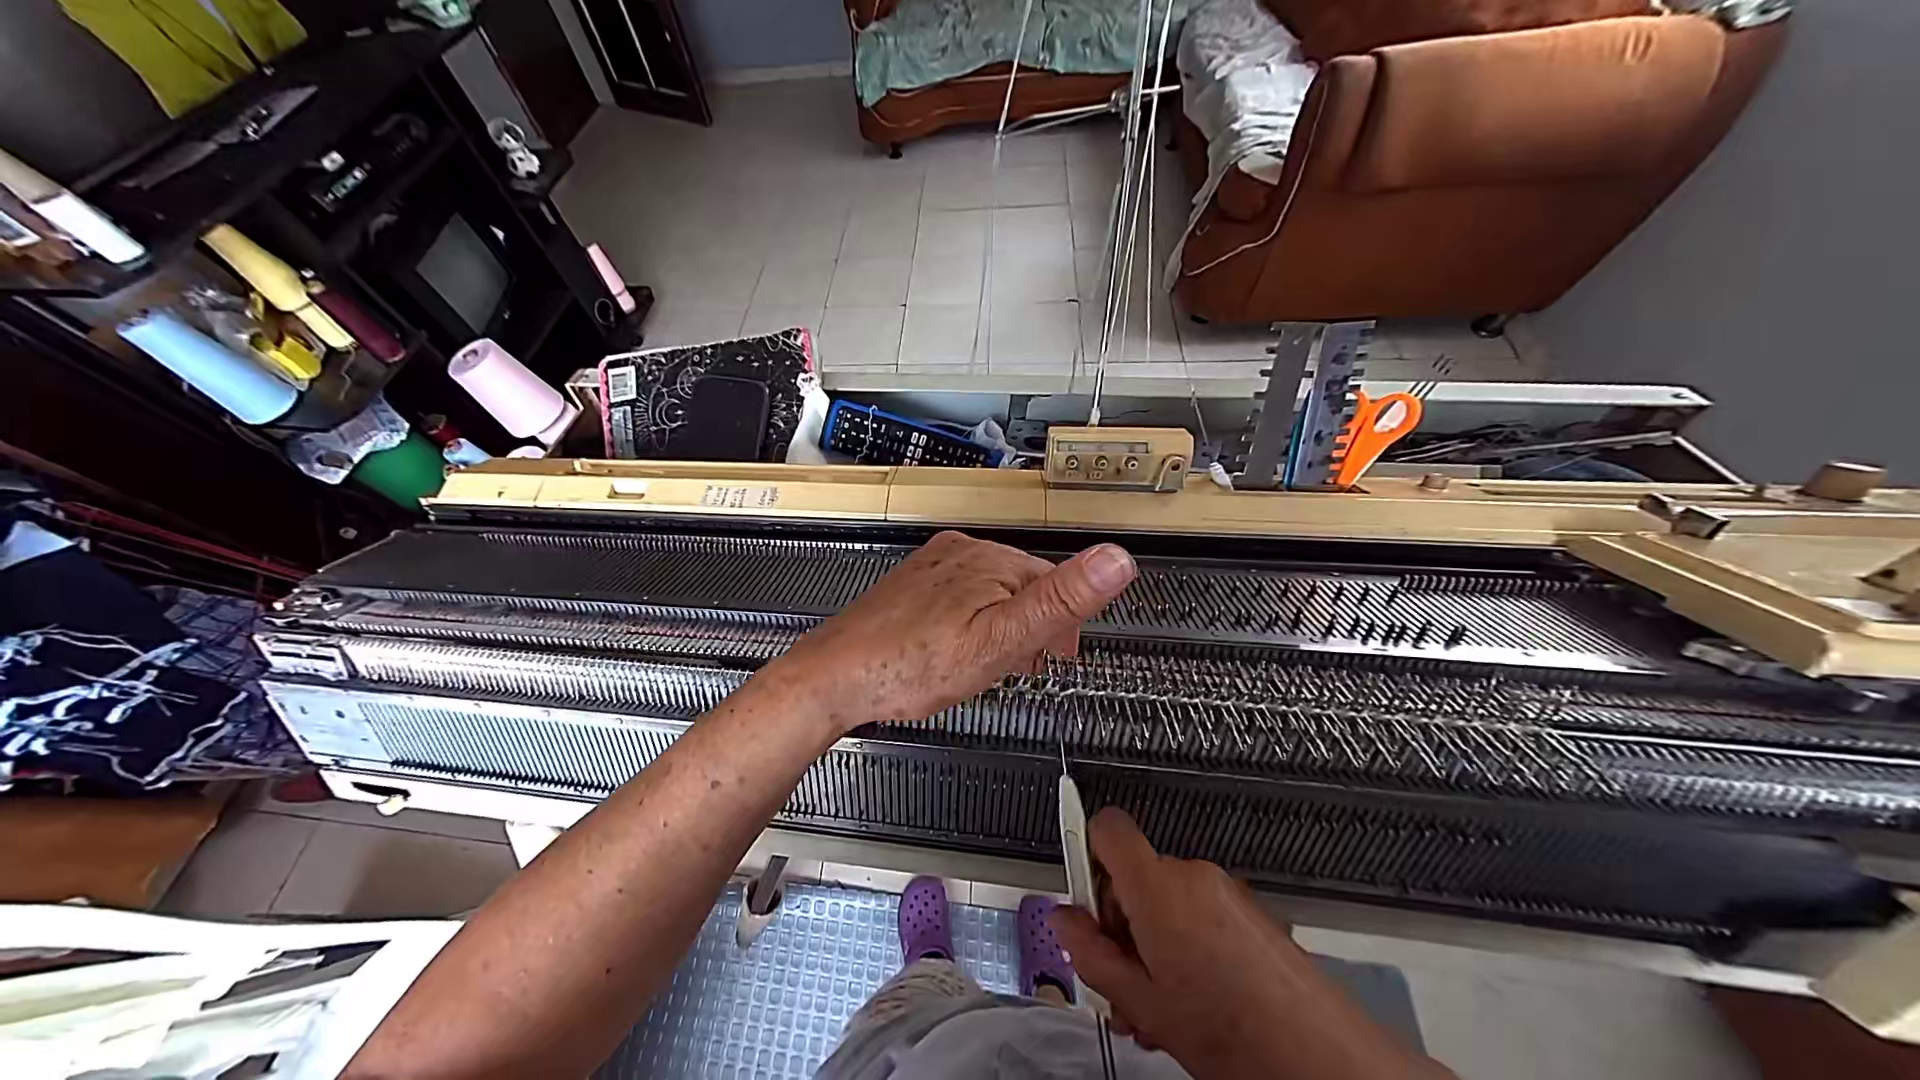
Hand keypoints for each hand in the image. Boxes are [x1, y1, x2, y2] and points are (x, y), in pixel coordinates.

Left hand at [755, 531, 1136, 735]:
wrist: (835, 677)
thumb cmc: (909, 664)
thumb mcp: (1001, 640)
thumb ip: (1060, 601)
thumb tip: (1115, 560)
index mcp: (990, 561)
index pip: (1054, 581)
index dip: (1062, 625)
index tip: (1060, 655)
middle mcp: (961, 553)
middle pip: (1023, 586)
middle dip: (1031, 628)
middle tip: (1020, 666)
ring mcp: (934, 568)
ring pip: (991, 593)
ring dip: (1001, 627)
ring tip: (986, 664)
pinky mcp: (915, 586)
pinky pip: (960, 598)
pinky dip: (971, 624)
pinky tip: (955, 651)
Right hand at [1052, 809, 1452, 1079]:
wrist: (1324, 1059)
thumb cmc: (1232, 1033)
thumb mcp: (1141, 1000)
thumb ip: (1091, 953)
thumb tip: (1064, 920)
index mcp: (1158, 887)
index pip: (1107, 827)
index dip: (1087, 850)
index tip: (1083, 892)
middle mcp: (1193, 875)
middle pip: (1135, 875)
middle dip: (1122, 922)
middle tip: (1124, 978)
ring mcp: (1226, 890)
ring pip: (1166, 901)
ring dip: (1154, 942)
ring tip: (1161, 1003)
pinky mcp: (1251, 910)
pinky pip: (1200, 911)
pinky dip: (1188, 942)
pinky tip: (1195, 998)